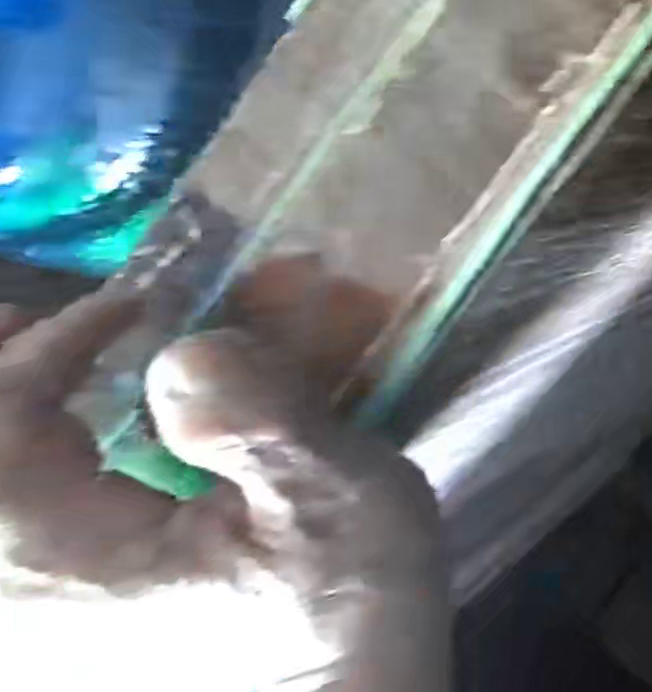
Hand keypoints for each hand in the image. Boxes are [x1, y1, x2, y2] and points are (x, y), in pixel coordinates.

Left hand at [0, 287, 448, 690]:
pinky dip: (38, 463)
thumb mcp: (331, 497)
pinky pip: (16, 522)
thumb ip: (255, 421)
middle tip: (55, 323)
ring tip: (63, 368)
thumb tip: (188, 347)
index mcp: (46, 562)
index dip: (42, 348)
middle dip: (0, 383)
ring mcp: (21, 619)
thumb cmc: (344, 594)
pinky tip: (86, 441)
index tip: (138, 301)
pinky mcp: (51, 625)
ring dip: (16, 421)